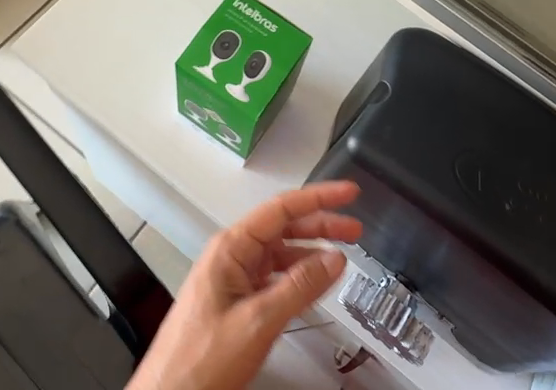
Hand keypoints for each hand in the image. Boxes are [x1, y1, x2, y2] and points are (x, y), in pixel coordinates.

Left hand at [126, 181, 362, 389]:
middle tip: (355, 228)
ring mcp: (233, 278)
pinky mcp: (236, 300)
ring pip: (281, 252)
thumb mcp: (258, 321)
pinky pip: (274, 276)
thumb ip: (300, 287)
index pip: (282, 208)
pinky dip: (298, 276)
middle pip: (284, 227)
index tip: (348, 193)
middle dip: (322, 223)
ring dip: (312, 251)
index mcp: (231, 248)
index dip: (319, 198)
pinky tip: (315, 283)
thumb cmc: (199, 362)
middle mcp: (231, 256)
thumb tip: (335, 258)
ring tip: (342, 255)